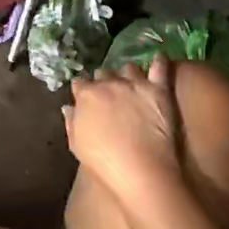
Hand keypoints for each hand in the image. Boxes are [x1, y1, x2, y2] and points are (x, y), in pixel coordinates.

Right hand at [65, 57, 182, 202]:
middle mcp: (109, 83)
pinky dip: (159, 62)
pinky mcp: (158, 89)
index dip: (82, 90)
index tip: (85, 98)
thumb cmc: (104, 162)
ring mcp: (135, 83)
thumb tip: (69, 107)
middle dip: (104, 81)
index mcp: (87, 95)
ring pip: (128, 68)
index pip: (80, 83)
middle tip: (109, 94)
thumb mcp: (77, 145)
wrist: (140, 169)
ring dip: (127, 74)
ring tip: (131, 83)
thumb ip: (71, 122)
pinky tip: (159, 59)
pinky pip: (159, 66)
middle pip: (103, 73)